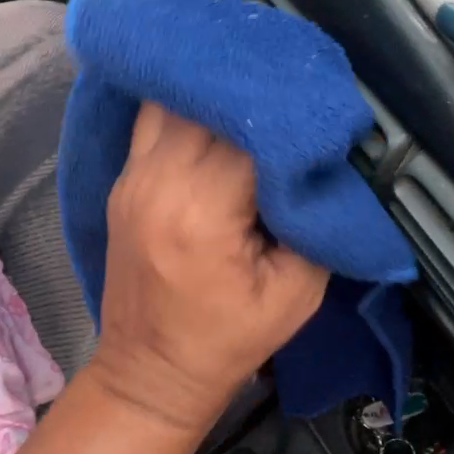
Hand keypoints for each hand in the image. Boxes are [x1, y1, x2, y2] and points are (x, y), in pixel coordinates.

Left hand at [89, 104, 329, 432]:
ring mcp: (134, 177)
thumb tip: (326, 163)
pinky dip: (188, 101)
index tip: (327, 105)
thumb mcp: (298, 291)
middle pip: (210, 102)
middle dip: (258, 90)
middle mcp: (159, 181)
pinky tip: (220, 98)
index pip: (252, 131)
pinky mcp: (126, 179)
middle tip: (299, 81)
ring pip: (176, 98)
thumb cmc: (228, 339)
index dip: (293, 113)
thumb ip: (315, 220)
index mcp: (202, 211)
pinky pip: (155, 118)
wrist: (151, 372)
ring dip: (219, 89)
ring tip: (261, 82)